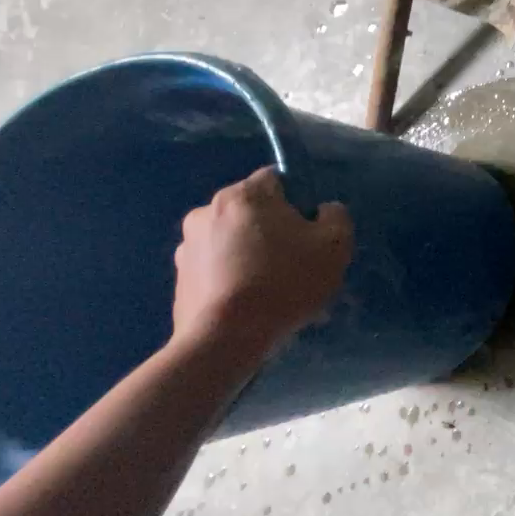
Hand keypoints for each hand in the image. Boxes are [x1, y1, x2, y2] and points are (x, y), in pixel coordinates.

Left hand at [174, 167, 352, 360]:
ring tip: (273, 279)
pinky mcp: (178, 276)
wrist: (226, 337)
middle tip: (297, 253)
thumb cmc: (286, 280)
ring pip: (233, 235)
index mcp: (244, 195)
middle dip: (274, 223)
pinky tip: (252, 295)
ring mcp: (187, 245)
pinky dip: (234, 270)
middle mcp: (207, 211)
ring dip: (251, 248)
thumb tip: (322, 210)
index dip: (300, 197)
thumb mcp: (335, 242)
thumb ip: (336, 215)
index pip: (277, 178)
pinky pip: (217, 262)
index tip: (312, 224)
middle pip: (253, 207)